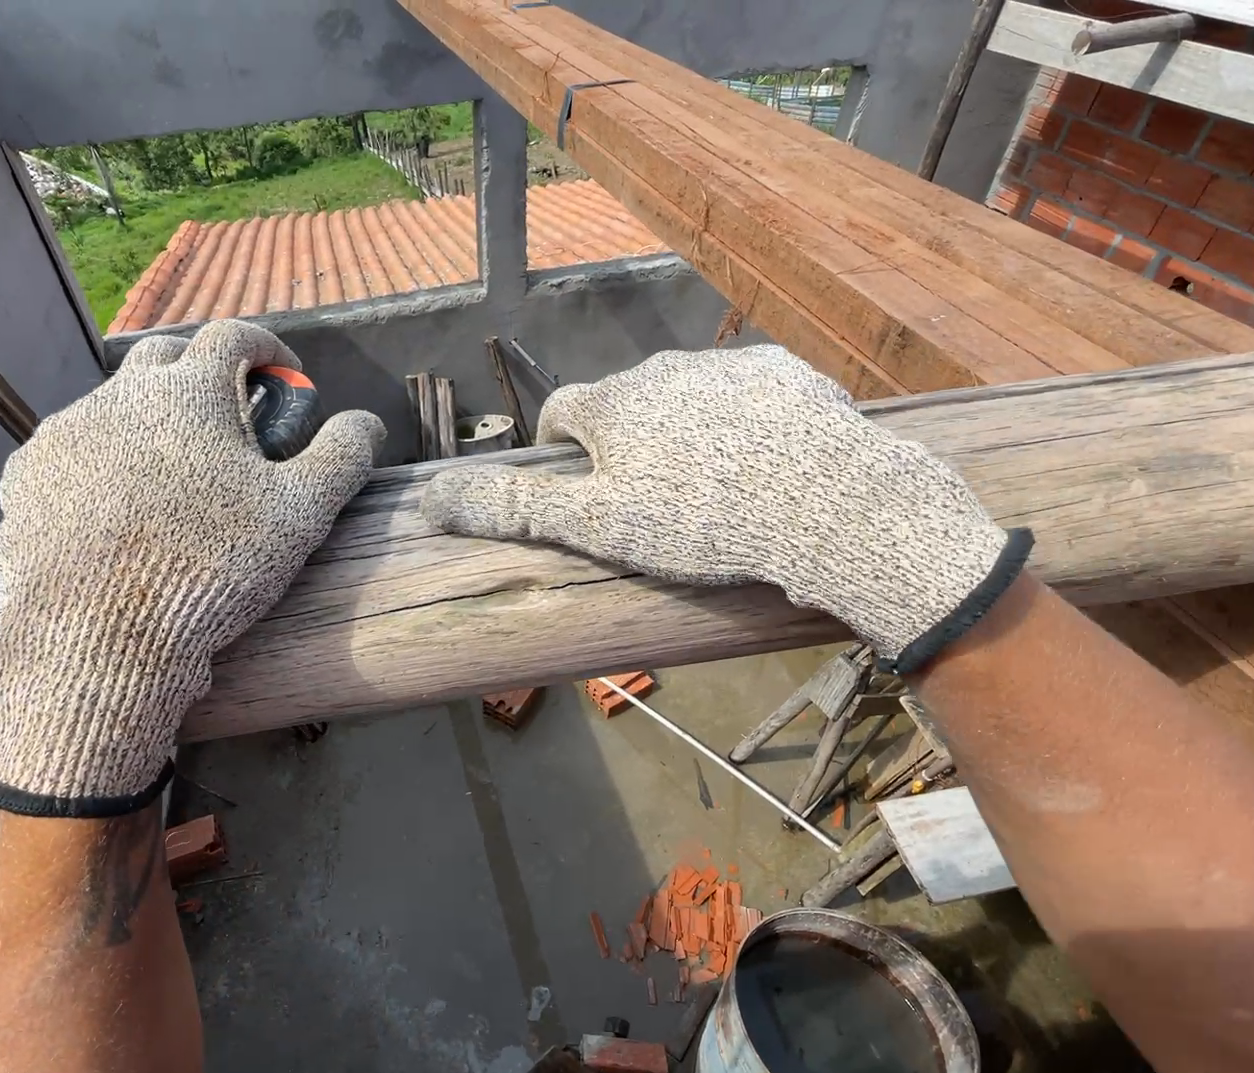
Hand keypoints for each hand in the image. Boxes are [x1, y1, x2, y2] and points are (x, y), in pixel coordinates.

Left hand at [0, 320, 383, 815]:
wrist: (100, 635)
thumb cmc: (213, 564)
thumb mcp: (302, 511)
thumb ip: (342, 456)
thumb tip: (367, 422)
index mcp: (188, 392)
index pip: (232, 335)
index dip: (267, 349)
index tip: (285, 376)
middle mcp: (118, 396)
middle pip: (165, 356)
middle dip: (204, 371)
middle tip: (231, 417)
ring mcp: (63, 434)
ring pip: (115, 402)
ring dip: (152, 417)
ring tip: (177, 470)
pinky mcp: (25, 478)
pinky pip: (73, 448)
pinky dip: (106, 457)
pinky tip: (121, 503)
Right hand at [420, 344, 1028, 670]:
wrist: (822, 504)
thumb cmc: (697, 522)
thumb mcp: (598, 526)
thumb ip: (515, 510)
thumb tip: (431, 500)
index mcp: (612, 404)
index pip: (563, 413)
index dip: (562, 448)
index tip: (579, 480)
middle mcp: (659, 370)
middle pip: (625, 404)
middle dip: (627, 441)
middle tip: (654, 496)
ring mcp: (723, 365)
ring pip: (685, 396)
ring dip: (684, 428)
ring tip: (712, 484)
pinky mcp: (781, 371)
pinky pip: (745, 394)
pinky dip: (741, 420)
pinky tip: (763, 462)